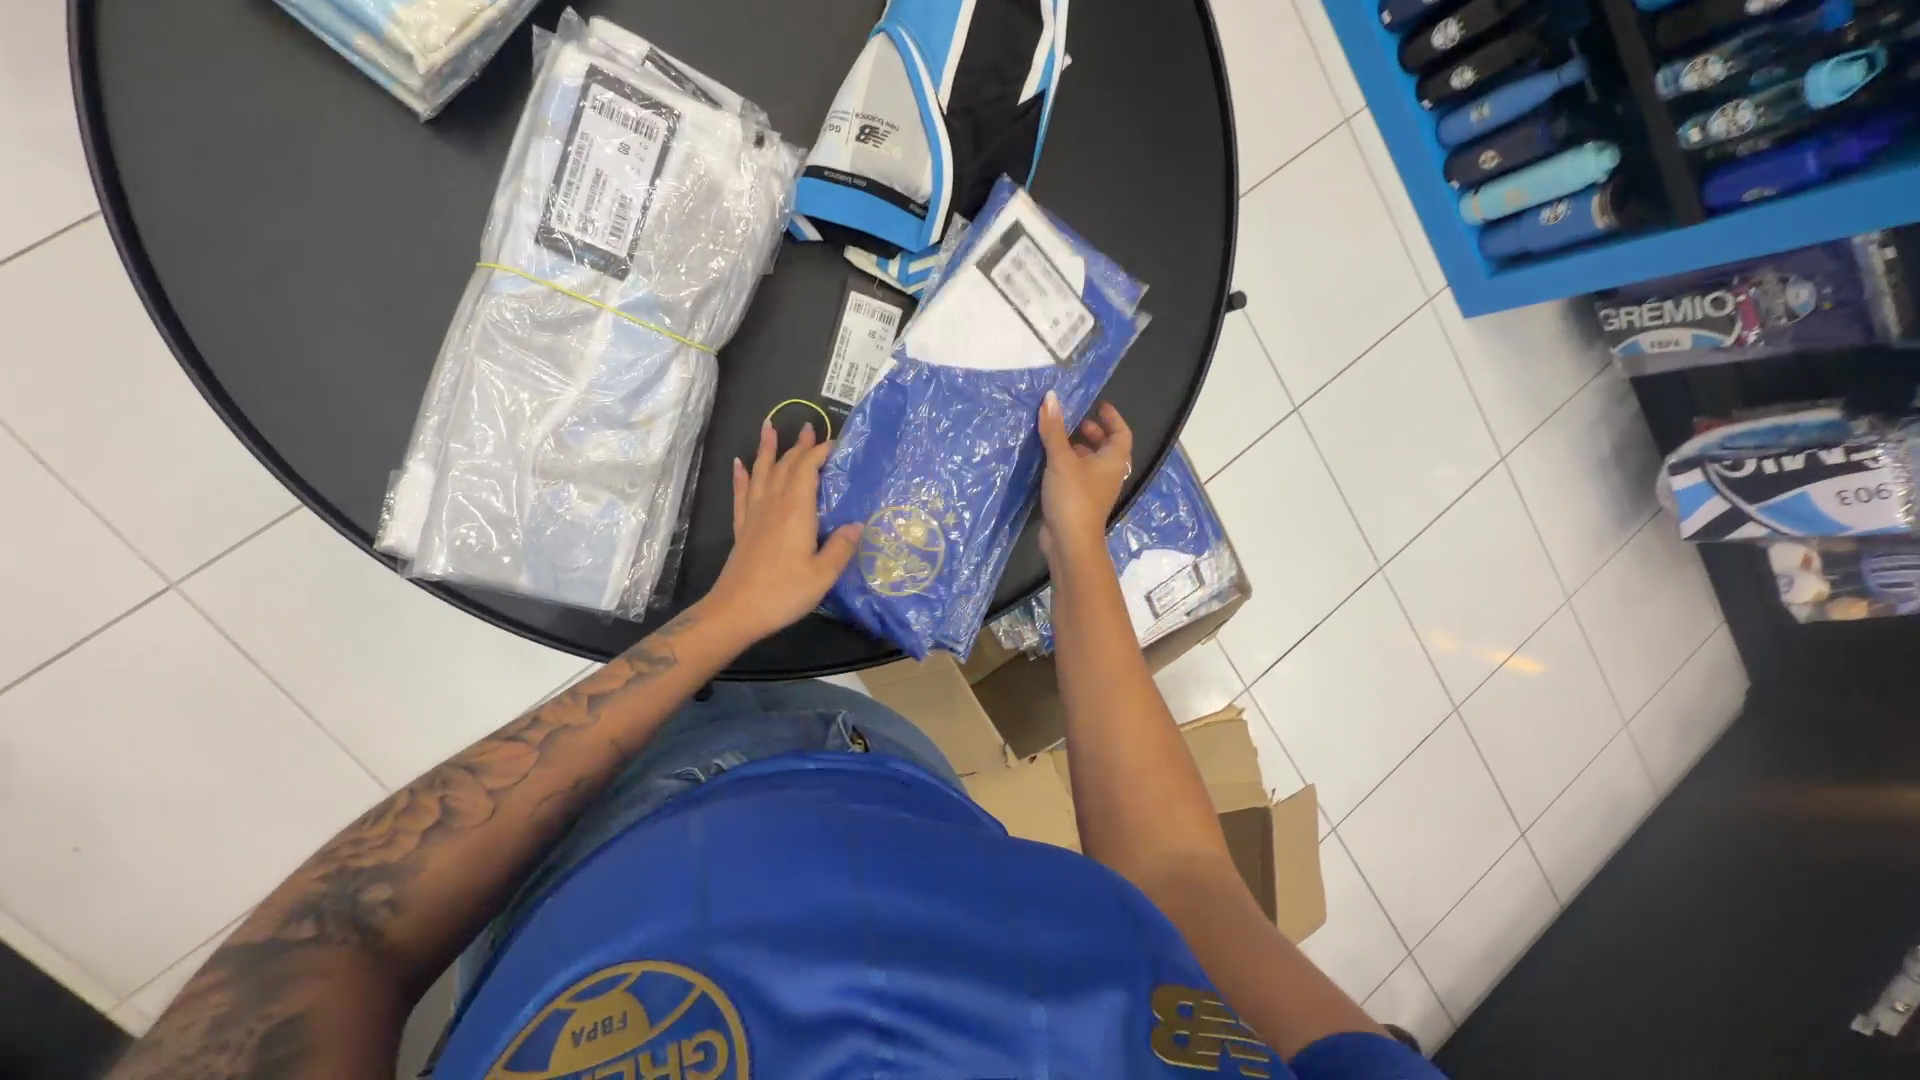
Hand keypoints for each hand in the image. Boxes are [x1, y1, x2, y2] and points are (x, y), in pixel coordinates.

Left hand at [704, 422, 862, 644]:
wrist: (736, 611)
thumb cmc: (783, 592)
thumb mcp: (823, 575)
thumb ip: (841, 547)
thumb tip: (857, 525)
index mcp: (795, 511)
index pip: (807, 470)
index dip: (819, 453)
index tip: (834, 443)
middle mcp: (773, 505)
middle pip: (785, 466)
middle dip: (798, 446)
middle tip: (808, 427)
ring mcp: (754, 515)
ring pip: (761, 473)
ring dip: (766, 449)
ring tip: (768, 427)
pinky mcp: (742, 528)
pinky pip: (742, 494)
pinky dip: (742, 476)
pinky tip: (739, 464)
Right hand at [1037, 391, 1132, 564]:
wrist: (1070, 541)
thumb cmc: (1073, 496)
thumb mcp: (1061, 459)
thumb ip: (1054, 429)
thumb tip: (1051, 397)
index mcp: (1113, 460)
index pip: (1121, 432)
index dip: (1112, 417)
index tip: (1098, 406)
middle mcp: (1109, 473)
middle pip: (1106, 447)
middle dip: (1092, 432)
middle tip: (1073, 422)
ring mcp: (1095, 489)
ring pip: (1090, 462)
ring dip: (1077, 448)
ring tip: (1057, 438)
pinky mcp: (1080, 500)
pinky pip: (1078, 475)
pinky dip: (1067, 464)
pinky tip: (1048, 461)